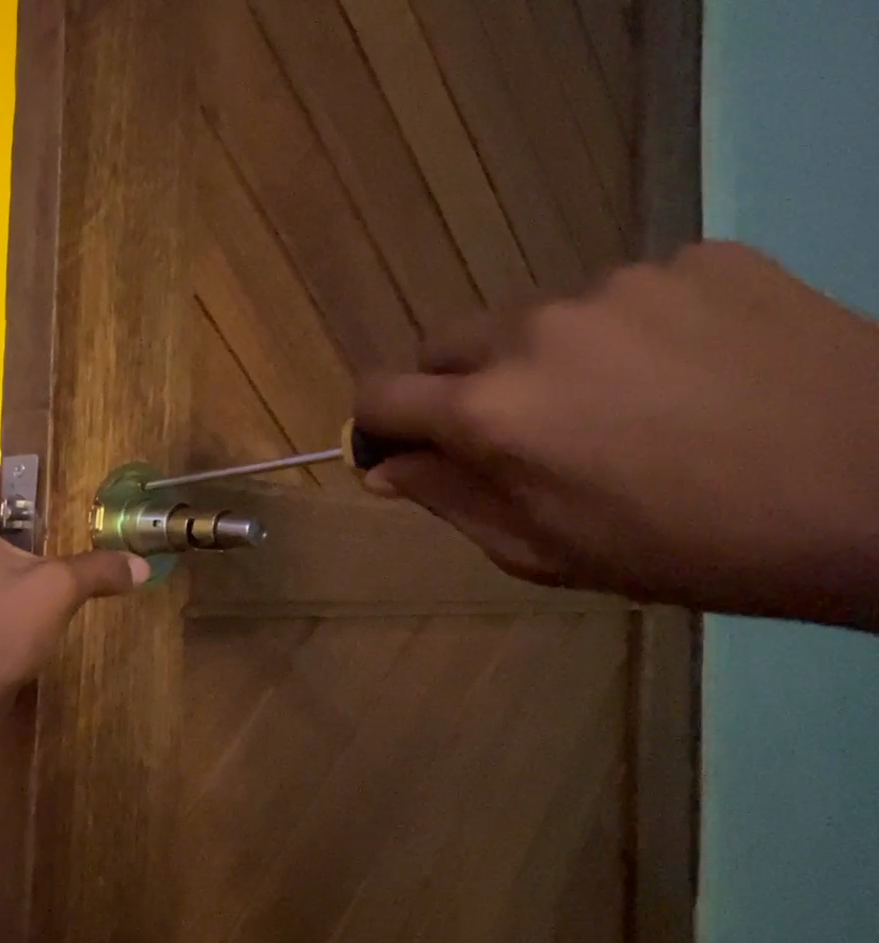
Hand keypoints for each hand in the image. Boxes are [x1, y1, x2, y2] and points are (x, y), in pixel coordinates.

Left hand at [0, 464, 149, 700]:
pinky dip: (11, 582)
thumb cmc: (0, 628)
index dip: (9, 473)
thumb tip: (142, 565)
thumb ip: (99, 570)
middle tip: (63, 530)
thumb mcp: (57, 590)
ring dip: (20, 553)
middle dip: (25, 517)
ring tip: (58, 567)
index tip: (46, 494)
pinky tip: (40, 604)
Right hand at [355, 241, 878, 628]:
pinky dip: (630, 330)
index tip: (406, 450)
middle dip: (455, 388)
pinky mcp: (699, 258)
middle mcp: (534, 330)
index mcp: (489, 409)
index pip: (378, 394)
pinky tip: (690, 369)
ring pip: (533, 319)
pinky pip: (625, 294)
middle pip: (443, 346)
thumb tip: (385, 467)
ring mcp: (620, 285)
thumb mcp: (546, 550)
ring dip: (545, 357)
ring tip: (623, 400)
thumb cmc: (695, 546)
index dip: (378, 425)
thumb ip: (448, 499)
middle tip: (518, 432)